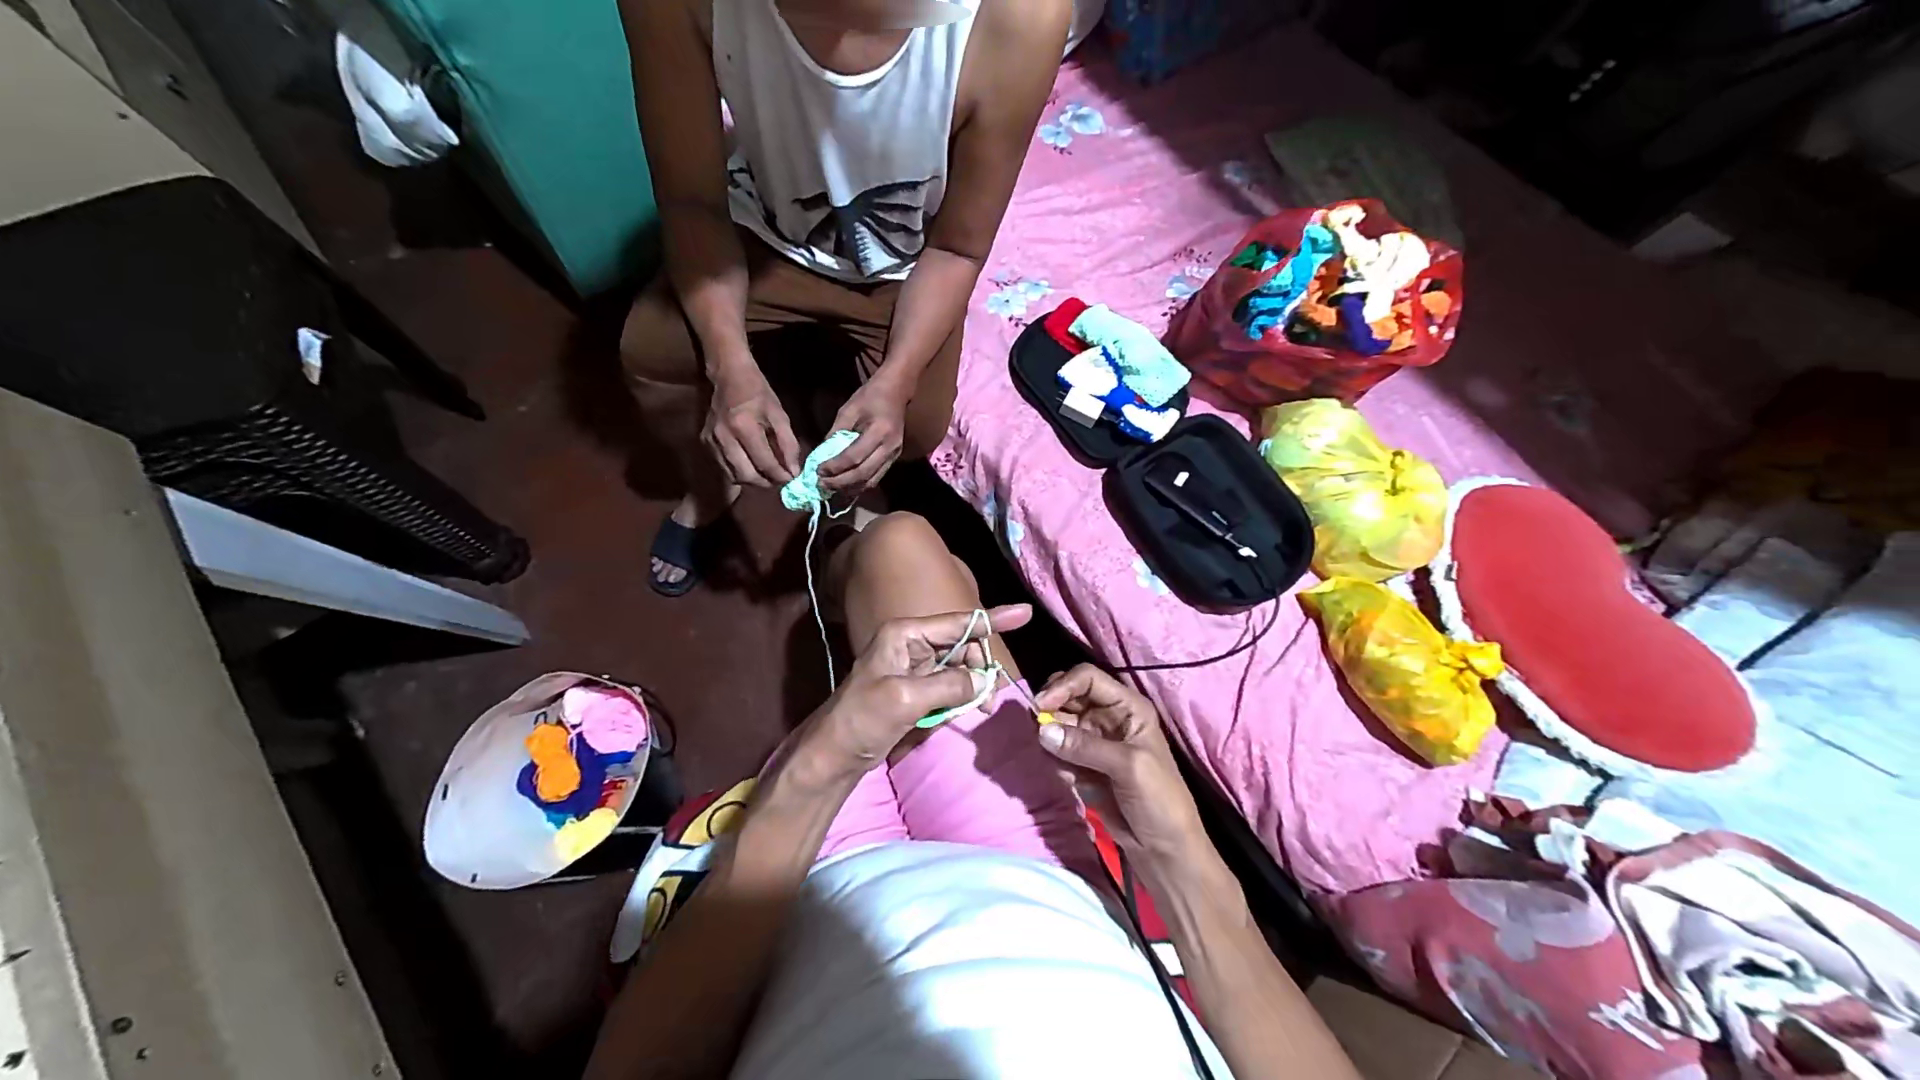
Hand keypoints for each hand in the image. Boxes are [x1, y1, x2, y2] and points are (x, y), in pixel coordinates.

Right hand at [703, 365, 800, 487]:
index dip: (780, 475)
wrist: (728, 376)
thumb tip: (793, 471)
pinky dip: (740, 472)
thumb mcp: (779, 415)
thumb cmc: (757, 393)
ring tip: (767, 474)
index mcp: (744, 426)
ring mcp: (711, 441)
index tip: (791, 479)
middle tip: (779, 479)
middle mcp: (724, 437)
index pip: (764, 463)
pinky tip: (751, 465)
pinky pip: (724, 468)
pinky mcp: (705, 443)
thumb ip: (788, 444)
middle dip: (766, 482)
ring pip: (733, 476)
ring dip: (753, 480)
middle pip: (746, 475)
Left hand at [796, 604, 1031, 782]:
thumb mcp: (906, 699)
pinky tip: (955, 713)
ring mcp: (914, 666)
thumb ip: (949, 685)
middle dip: (981, 668)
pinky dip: (959, 698)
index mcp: (905, 633)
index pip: (958, 622)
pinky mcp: (916, 688)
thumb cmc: (862, 718)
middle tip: (990, 699)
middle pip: (963, 646)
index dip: (993, 619)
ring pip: (959, 668)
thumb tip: (983, 680)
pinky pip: (950, 685)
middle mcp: (911, 643)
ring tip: (979, 709)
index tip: (1025, 614)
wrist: (834, 753)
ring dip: (972, 687)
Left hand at [817, 376, 909, 493]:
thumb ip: (836, 434)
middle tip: (821, 485)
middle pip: (863, 474)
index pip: (854, 457)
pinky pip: (875, 478)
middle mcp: (889, 447)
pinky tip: (845, 486)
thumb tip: (821, 456)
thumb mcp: (848, 410)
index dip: (835, 467)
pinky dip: (858, 485)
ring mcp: (894, 456)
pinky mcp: (893, 460)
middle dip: (840, 483)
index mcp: (879, 431)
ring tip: (831, 489)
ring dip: (849, 488)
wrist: (896, 392)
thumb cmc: (870, 397)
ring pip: (870, 481)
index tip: (818, 471)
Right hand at [1034, 665, 1207, 867]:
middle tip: (1037, 725)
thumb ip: (1085, 746)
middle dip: (1050, 707)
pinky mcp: (1082, 763)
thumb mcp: (1128, 767)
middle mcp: (1108, 716)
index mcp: (1128, 706)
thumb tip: (1042, 731)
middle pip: (1068, 695)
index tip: (1041, 705)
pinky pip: (1058, 750)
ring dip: (1050, 736)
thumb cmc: (1159, 800)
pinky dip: (1055, 759)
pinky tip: (1068, 779)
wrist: (1164, 850)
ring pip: (1058, 722)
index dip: (1063, 685)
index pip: (1087, 678)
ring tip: (1057, 761)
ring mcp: (1094, 740)